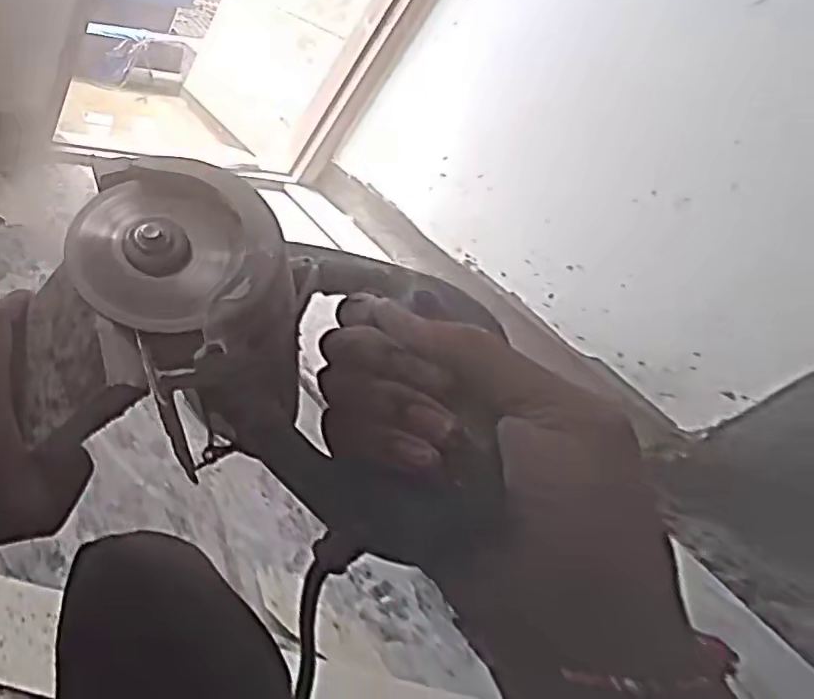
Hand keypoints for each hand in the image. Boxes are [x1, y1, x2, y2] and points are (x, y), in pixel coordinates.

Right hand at [319, 296, 729, 695]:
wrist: (564, 611)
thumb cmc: (588, 515)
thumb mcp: (566, 417)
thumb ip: (477, 352)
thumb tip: (387, 310)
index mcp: (468, 373)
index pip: (387, 319)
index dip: (382, 324)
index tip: (410, 350)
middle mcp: (418, 394)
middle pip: (348, 346)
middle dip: (387, 370)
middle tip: (440, 408)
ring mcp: (388, 432)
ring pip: (336, 387)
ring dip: (385, 414)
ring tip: (438, 452)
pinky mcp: (362, 469)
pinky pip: (333, 433)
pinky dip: (373, 446)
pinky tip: (418, 469)